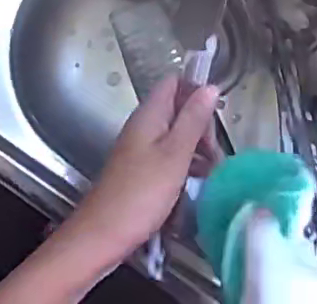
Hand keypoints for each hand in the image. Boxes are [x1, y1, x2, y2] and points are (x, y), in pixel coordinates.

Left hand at [67, 74, 219, 262]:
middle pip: (178, 108)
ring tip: (211, 173)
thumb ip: (194, 119)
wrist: (102, 235)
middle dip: (200, 125)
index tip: (214, 117)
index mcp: (150, 112)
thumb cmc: (141, 193)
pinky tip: (195, 184)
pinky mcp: (140, 168)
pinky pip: (168, 154)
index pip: (175, 82)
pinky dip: (184, 163)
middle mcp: (144, 123)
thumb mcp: (175, 154)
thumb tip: (210, 87)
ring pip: (175, 133)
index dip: (197, 91)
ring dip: (195, 147)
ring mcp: (140, 146)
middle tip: (214, 153)